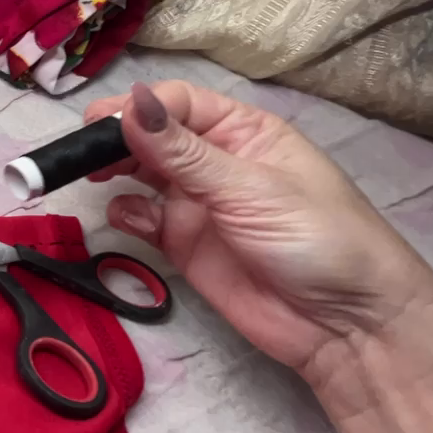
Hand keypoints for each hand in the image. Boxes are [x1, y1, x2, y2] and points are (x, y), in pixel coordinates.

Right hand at [84, 81, 432, 373]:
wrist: (349, 331)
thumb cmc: (319, 242)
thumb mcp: (250, 190)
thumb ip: (182, 152)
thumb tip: (131, 102)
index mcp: (242, 133)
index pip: (177, 102)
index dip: (139, 107)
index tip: (104, 124)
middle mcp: (212, 160)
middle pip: (148, 132)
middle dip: (114, 136)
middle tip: (83, 150)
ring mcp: (192, 200)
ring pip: (135, 169)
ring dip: (110, 168)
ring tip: (93, 175)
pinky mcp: (177, 238)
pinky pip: (137, 213)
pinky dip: (123, 211)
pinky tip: (130, 218)